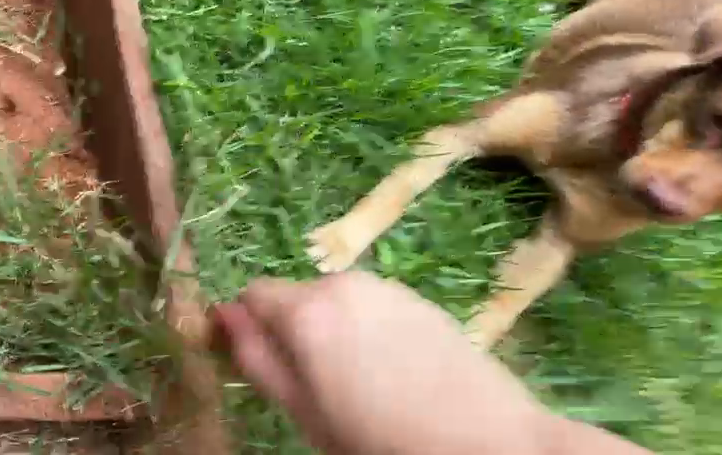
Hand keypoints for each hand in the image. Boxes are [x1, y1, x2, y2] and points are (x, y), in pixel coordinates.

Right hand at [212, 272, 644, 454]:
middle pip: (295, 296)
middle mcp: (336, 283)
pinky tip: (402, 372)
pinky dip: (372, 328)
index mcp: (303, 310)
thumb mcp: (308, 415)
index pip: (251, 295)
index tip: (273, 364)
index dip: (253, 327)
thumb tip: (223, 316)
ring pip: (334, 300)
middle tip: (326, 383)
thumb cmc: (386, 442)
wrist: (498, 449)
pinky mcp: (418, 297)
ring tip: (368, 380)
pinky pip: (373, 304)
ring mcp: (382, 286)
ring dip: (336, 327)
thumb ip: (257, 360)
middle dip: (298, 329)